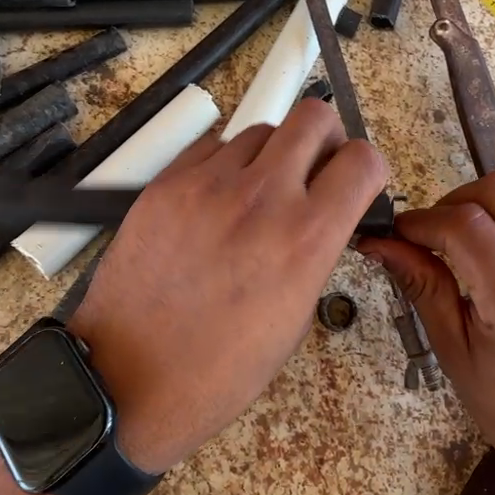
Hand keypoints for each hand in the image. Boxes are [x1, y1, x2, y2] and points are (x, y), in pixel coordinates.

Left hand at [69, 98, 386, 473]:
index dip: (366, 167)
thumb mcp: (294, 317)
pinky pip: (211, 148)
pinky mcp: (167, 182)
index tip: (355, 179)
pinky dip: (224, 164)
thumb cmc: (217, 369)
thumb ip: (316, 250)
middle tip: (313, 166)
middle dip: (324, 137)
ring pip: (260, 130)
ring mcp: (209, 183)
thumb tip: (323, 213)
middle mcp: (262, 197)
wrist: (128, 378)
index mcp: (305, 238)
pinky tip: (215, 201)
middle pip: (313, 116)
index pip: (362, 159)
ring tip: (255, 194)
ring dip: (270, 154)